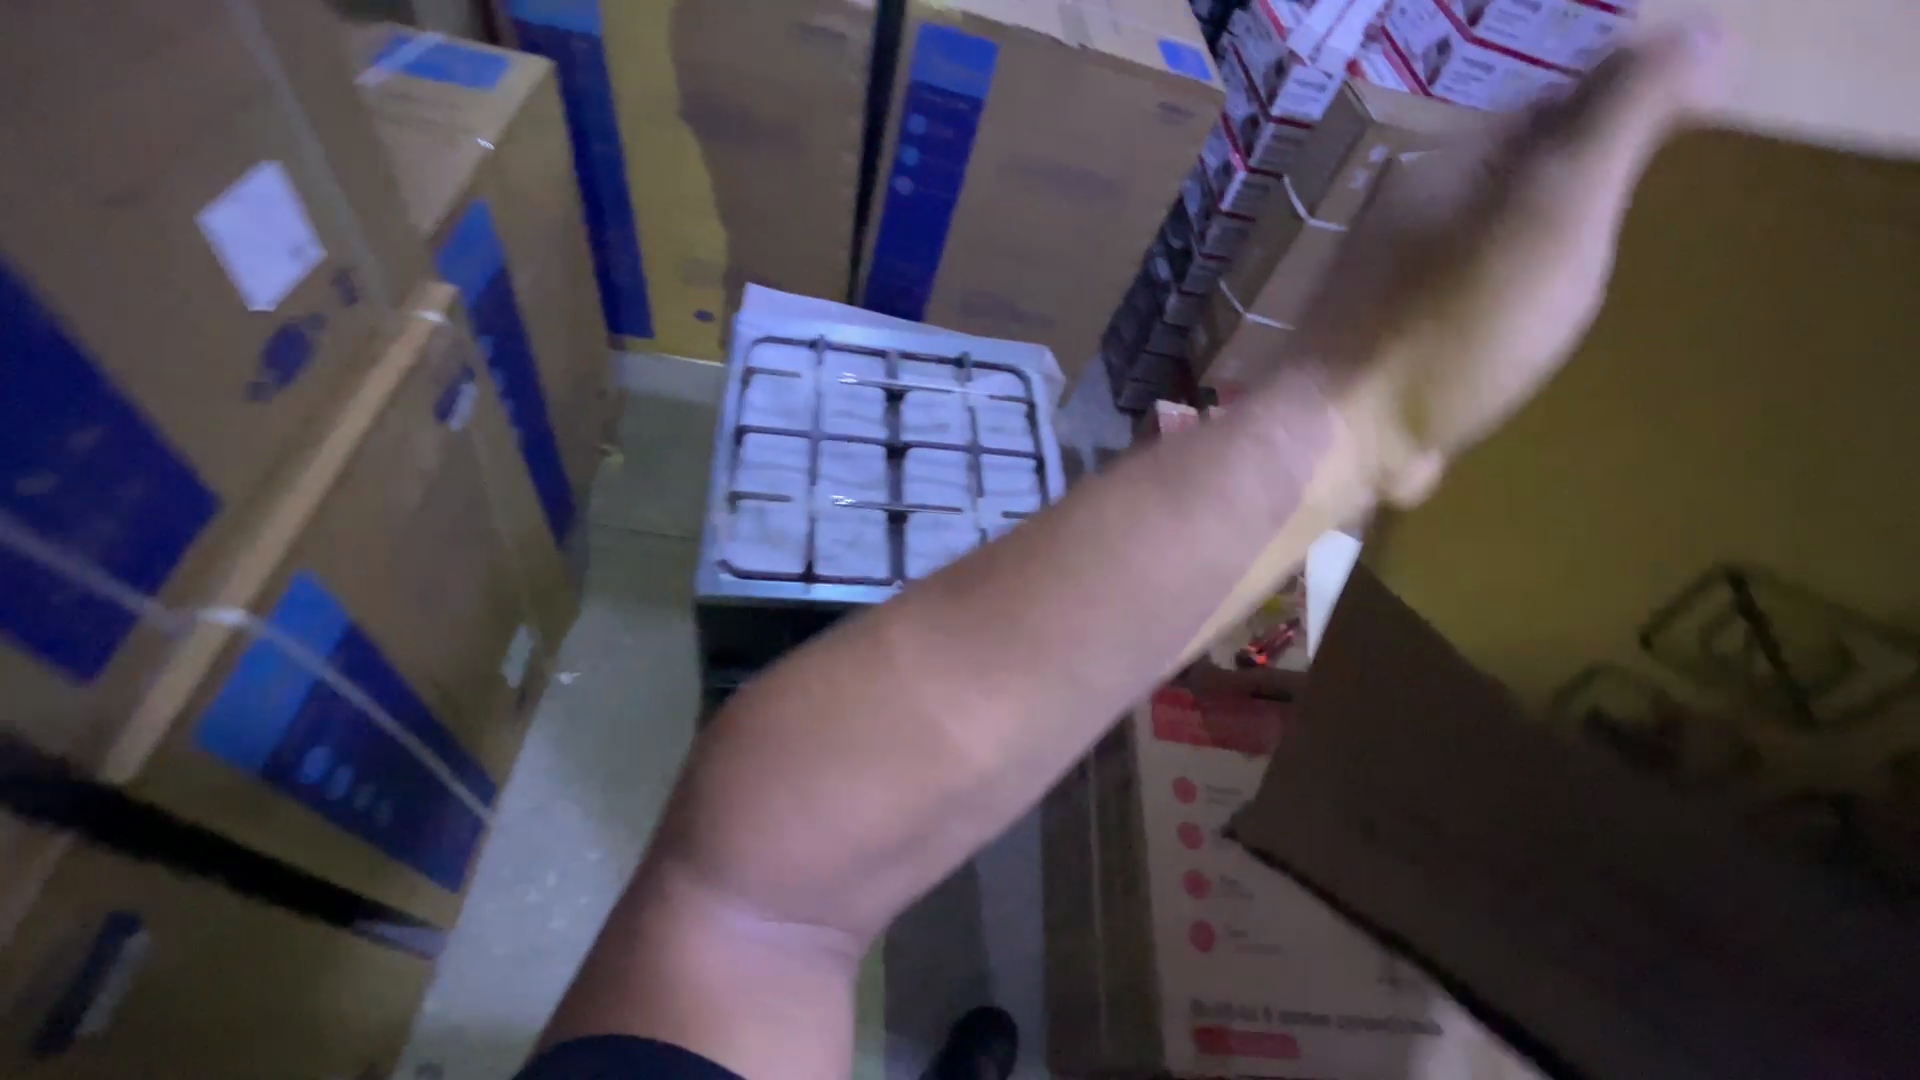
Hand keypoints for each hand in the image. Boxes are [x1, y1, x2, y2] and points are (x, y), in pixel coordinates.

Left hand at [1295, 20, 1728, 505]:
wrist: (1344, 436)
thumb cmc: (1450, 326)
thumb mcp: (1553, 206)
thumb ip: (1620, 116)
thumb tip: (1701, 33)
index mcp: (1438, 170)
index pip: (1549, 109)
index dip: (1622, 114)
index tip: (1688, 144)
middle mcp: (1401, 221)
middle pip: (1512, 182)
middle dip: (1578, 189)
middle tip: (1651, 217)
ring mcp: (1382, 291)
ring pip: (1481, 250)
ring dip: (1536, 257)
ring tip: (1599, 278)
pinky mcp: (1382, 351)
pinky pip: (1457, 314)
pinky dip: (1499, 317)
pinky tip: (1532, 340)